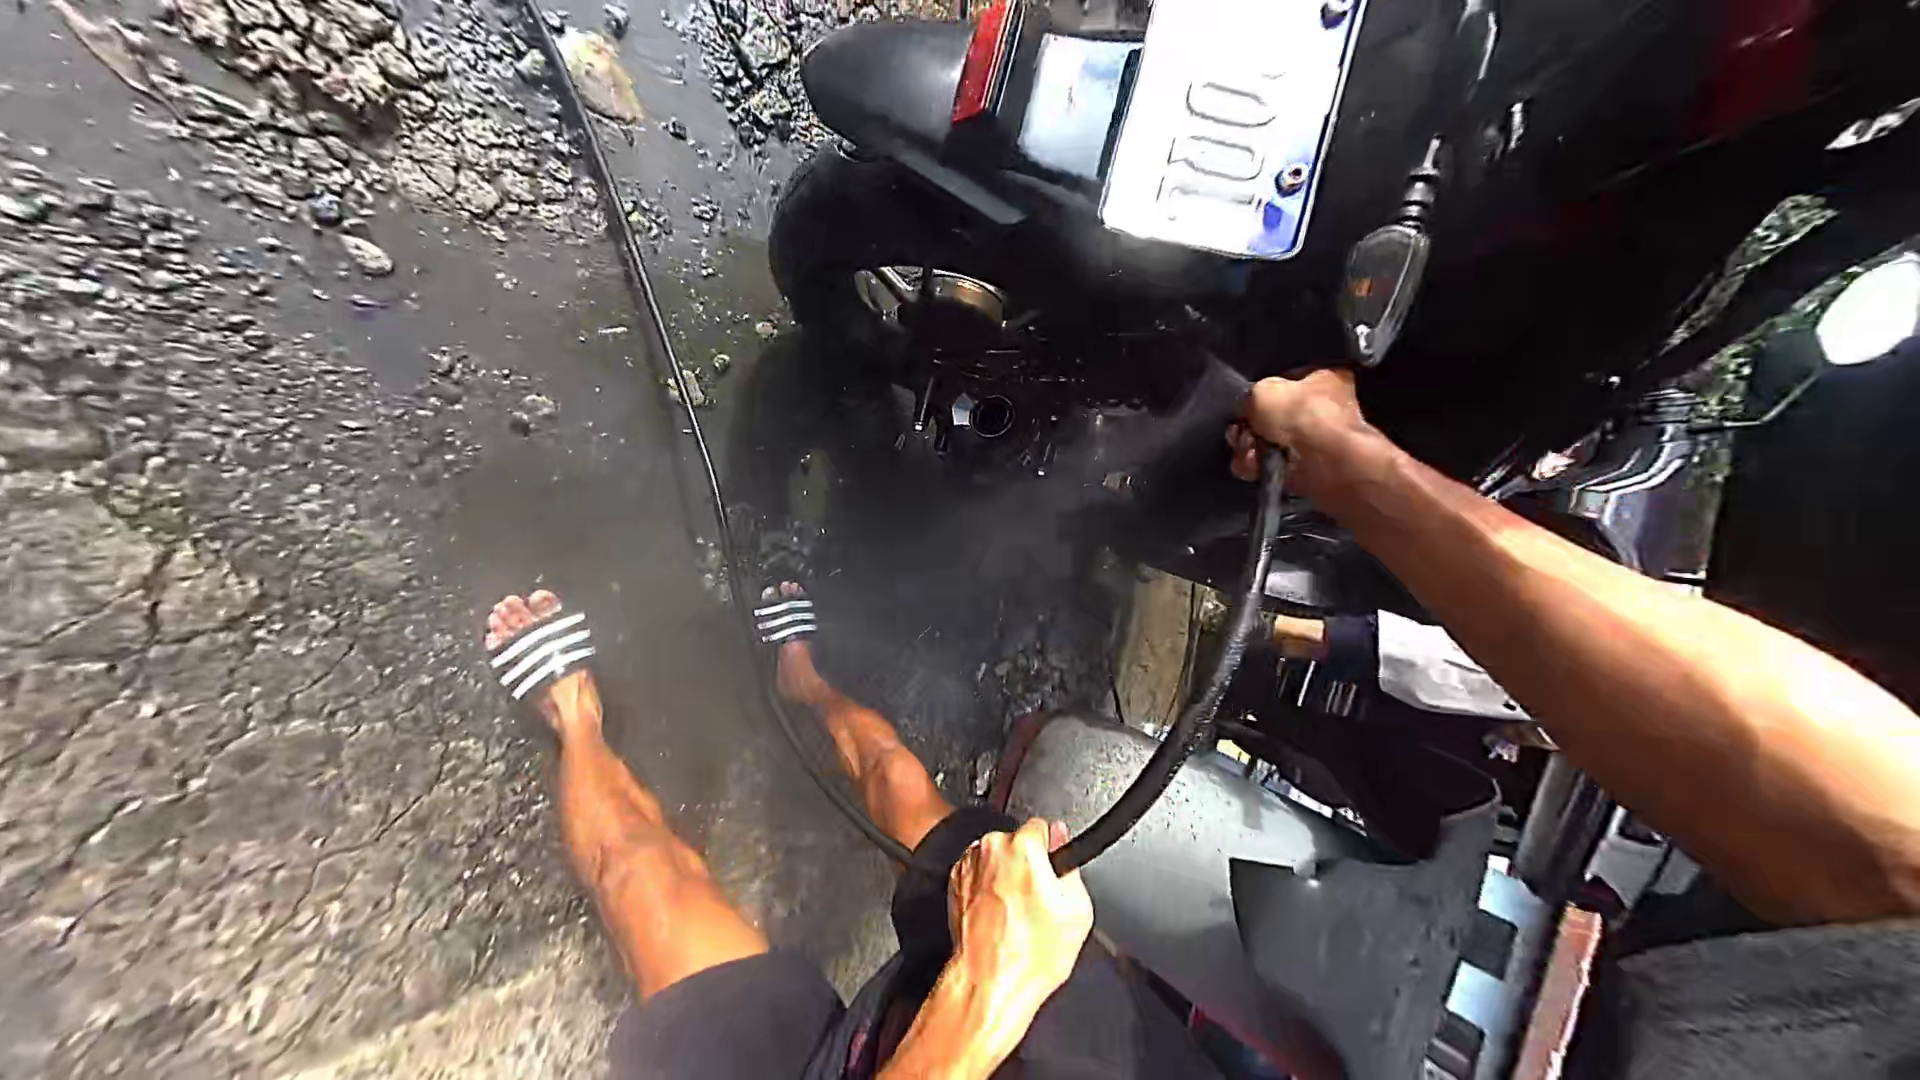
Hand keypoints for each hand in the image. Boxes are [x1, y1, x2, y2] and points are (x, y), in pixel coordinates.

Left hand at [946, 819, 1092, 1013]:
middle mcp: (993, 846)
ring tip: (1014, 910)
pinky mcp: (955, 878)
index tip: (1052, 868)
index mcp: (1024, 847)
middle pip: (1018, 840)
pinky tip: (997, 912)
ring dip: (1005, 871)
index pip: (1042, 826)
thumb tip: (1062, 840)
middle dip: (1027, 861)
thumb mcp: (1078, 911)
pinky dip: (986, 884)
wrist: (988, 983)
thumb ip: (1071, 865)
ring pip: (997, 855)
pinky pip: (979, 870)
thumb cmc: (1029, 955)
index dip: (1051, 849)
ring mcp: (970, 861)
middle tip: (1036, 897)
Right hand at [1227, 368, 1376, 497]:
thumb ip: (1248, 394)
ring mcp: (1308, 441)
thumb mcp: (1263, 388)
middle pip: (1266, 415)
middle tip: (1244, 428)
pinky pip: (1263, 464)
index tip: (1247, 401)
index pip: (1282, 380)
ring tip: (1249, 448)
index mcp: (1322, 378)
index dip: (1259, 392)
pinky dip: (1252, 465)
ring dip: (1246, 446)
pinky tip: (1253, 463)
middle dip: (1247, 425)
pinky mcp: (1297, 468)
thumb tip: (1242, 407)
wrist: (1323, 461)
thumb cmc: (1306, 416)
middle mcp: (1318, 409)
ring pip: (1260, 442)